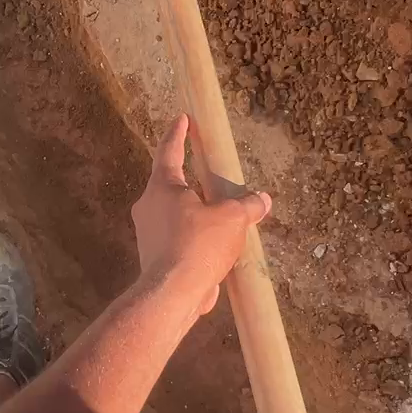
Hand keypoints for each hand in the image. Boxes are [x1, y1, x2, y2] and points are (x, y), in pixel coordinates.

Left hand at [131, 115, 271, 314]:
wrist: (172, 293)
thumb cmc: (198, 245)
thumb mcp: (231, 219)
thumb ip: (247, 205)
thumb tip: (262, 200)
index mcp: (162, 187)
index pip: (169, 151)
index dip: (178, 134)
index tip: (182, 119)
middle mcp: (148, 206)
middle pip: (171, 185)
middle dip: (191, 180)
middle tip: (208, 173)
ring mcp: (148, 233)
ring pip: (175, 215)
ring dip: (197, 213)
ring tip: (222, 217)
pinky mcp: (155, 257)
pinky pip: (178, 239)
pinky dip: (195, 238)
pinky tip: (216, 247)